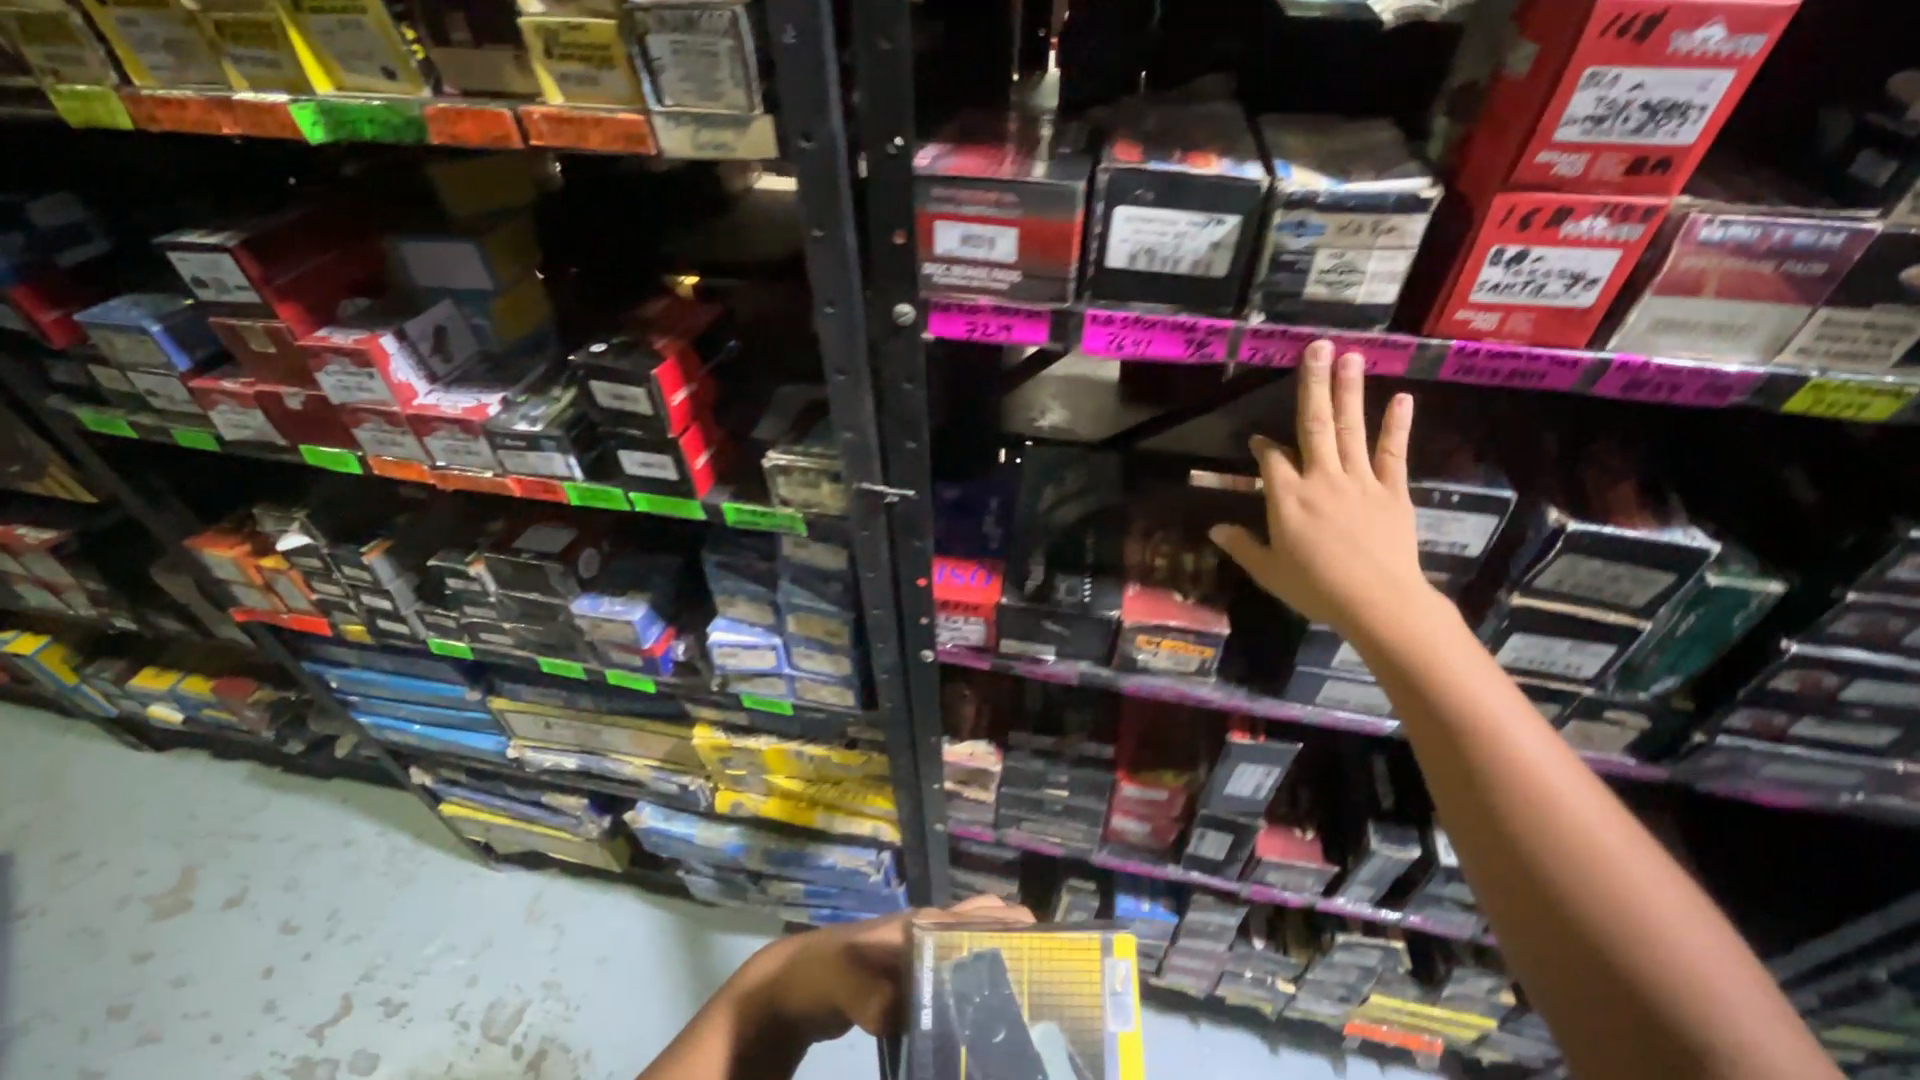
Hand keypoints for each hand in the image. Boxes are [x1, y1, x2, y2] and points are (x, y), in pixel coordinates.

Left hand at [742, 894, 1034, 1041]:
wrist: (791, 988)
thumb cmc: (822, 969)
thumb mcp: (843, 976)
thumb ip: (872, 993)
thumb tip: (902, 1016)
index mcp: (924, 926)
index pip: (982, 919)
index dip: (1019, 929)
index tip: (1056, 953)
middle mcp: (930, 939)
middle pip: (986, 935)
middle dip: (1019, 951)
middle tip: (1049, 987)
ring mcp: (920, 963)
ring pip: (971, 962)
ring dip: (998, 975)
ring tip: (1029, 1009)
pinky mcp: (910, 991)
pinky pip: (952, 990)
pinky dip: (971, 999)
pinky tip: (984, 1029)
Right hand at [1209, 341, 1434, 640]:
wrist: (1377, 601)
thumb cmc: (1316, 589)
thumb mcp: (1269, 572)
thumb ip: (1243, 546)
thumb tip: (1214, 530)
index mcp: (1287, 498)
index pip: (1271, 460)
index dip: (1263, 447)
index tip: (1258, 439)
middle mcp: (1321, 478)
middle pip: (1314, 424)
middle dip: (1313, 385)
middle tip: (1317, 346)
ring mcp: (1360, 481)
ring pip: (1351, 429)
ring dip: (1350, 391)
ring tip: (1350, 357)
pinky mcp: (1393, 492)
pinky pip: (1393, 454)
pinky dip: (1396, 427)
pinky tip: (1401, 399)